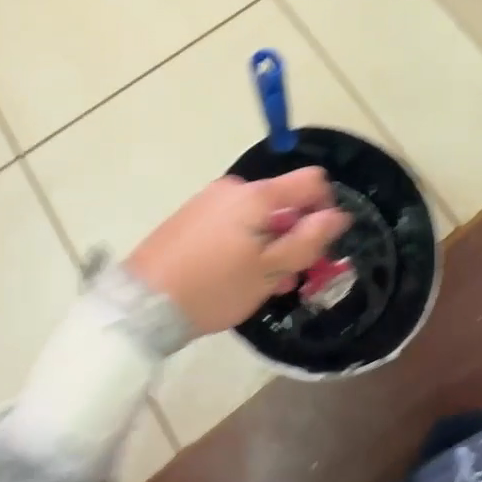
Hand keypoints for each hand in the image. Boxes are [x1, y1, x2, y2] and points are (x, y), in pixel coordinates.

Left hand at [125, 168, 352, 334]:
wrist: (144, 301)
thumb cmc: (214, 287)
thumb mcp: (270, 271)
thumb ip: (308, 240)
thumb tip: (338, 214)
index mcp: (257, 195)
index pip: (311, 181)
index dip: (324, 210)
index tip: (317, 247)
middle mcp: (235, 187)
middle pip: (284, 202)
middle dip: (293, 237)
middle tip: (286, 279)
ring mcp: (211, 199)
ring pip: (259, 217)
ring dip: (269, 245)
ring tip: (259, 285)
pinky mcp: (193, 215)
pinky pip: (234, 223)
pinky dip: (245, 244)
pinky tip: (235, 277)